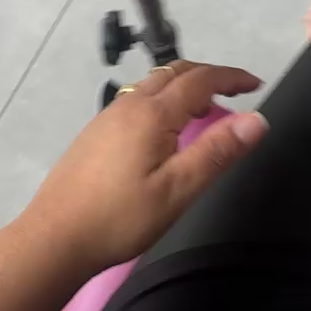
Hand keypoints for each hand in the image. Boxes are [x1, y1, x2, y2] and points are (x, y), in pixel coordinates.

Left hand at [17, 61, 268, 272]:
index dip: (231, 77)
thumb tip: (257, 119)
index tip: (257, 84)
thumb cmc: (120, 218)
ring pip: (154, 83)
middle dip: (210, 75)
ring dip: (186, 86)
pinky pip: (139, 98)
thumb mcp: (177, 190)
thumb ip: (218, 152)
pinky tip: (167, 130)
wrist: (53, 239)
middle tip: (235, 93)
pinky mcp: (96, 132)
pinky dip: (165, 99)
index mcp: (152, 113)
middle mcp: (129, 104)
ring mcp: (108, 116)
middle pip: (175, 71)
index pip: (201, 80)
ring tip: (207, 110)